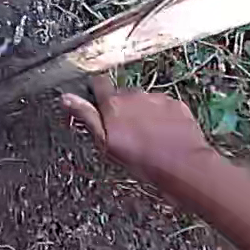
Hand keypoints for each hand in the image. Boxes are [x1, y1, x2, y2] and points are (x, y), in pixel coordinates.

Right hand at [60, 74, 221, 183]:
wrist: (183, 166)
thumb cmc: (143, 160)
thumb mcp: (106, 144)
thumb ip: (86, 117)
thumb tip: (66, 98)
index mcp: (113, 103)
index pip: (98, 83)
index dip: (96, 94)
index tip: (98, 106)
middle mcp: (134, 94)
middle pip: (121, 95)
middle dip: (121, 110)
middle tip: (124, 134)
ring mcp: (157, 98)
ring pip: (143, 102)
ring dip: (141, 114)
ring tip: (146, 138)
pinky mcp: (176, 104)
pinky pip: (163, 107)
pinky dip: (161, 118)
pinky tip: (163, 136)